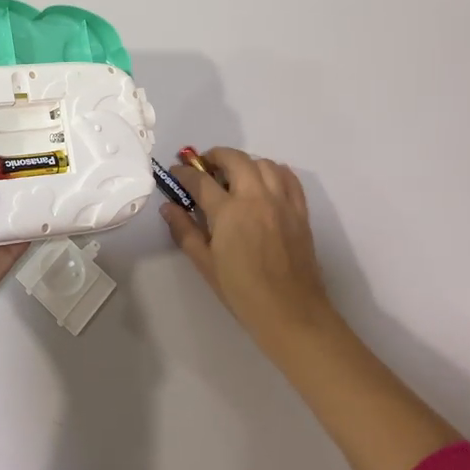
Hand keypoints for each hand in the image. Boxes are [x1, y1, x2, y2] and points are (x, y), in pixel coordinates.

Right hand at [162, 147, 335, 350]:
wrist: (291, 313)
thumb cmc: (242, 292)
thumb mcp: (205, 264)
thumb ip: (185, 231)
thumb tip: (169, 207)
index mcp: (229, 211)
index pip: (200, 180)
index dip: (184, 172)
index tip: (175, 171)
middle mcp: (256, 198)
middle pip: (235, 159)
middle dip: (215, 156)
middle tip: (204, 166)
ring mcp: (282, 202)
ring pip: (264, 164)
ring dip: (245, 163)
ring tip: (234, 175)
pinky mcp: (300, 212)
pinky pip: (290, 178)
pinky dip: (275, 171)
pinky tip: (265, 181)